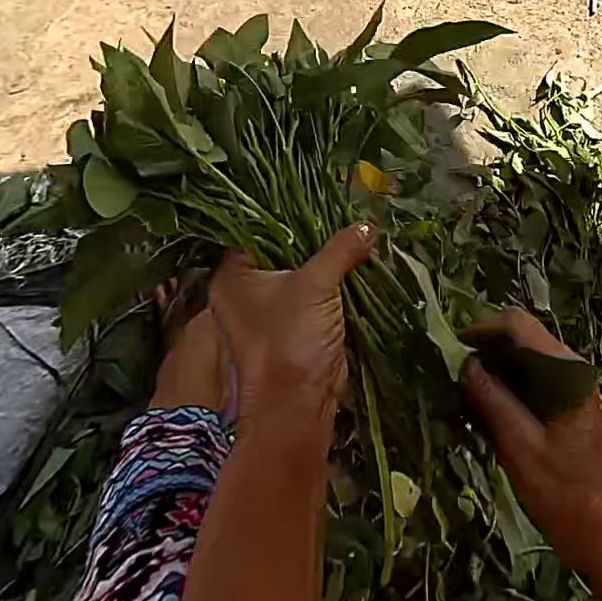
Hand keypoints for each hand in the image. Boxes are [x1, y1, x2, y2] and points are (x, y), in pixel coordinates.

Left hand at [208, 222, 374, 443]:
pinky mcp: (291, 326)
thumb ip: (340, 249)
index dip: (286, 211)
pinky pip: (311, 293)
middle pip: (281, 249)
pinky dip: (330, 281)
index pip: (256, 228)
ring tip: (352, 231)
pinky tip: (354, 262)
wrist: (297, 408)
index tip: (317, 192)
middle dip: (313, 235)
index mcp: (233, 276)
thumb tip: (368, 225)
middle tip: (342, 210)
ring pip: (299, 272)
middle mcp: (244, 290)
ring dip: (325, 258)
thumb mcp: (316, 284)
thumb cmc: (290, 340)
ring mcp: (267, 310)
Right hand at [461, 309, 601, 571]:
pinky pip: (530, 372)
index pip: (520, 325)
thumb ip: (493, 400)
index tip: (456, 345)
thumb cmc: (561, 490)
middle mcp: (571, 366)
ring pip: (524, 352)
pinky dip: (506, 379)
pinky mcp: (565, 396)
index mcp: (567, 370)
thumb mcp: (519, 445)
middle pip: (522, 334)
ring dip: (494, 363)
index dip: (484, 328)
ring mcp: (570, 380)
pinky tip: (485, 401)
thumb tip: (466, 363)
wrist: (598, 528)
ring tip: (465, 384)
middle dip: (487, 346)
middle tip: (456, 368)